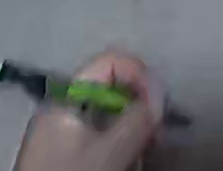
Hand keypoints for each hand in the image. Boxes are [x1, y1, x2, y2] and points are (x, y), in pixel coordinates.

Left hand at [12, 51, 163, 170]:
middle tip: (155, 133)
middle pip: (112, 89)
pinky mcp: (65, 160)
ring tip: (141, 154)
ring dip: (131, 132)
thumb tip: (160, 94)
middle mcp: (62, 109)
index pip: (110, 63)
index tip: (157, 104)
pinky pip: (100, 140)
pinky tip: (127, 164)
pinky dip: (119, 148)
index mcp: (66, 96)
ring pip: (109, 117)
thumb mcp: (109, 152)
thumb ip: (137, 119)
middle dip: (138, 107)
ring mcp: (62, 137)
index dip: (138, 75)